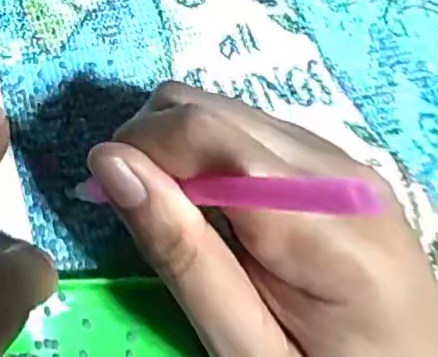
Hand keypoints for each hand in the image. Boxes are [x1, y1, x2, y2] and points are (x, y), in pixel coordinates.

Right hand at [86, 82, 437, 356]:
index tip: (100, 191)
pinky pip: (242, 124)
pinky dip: (205, 151)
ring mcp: (338, 156)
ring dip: (176, 144)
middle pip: (208, 106)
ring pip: (218, 106)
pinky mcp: (329, 157)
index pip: (209, 135)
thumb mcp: (250, 354)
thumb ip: (181, 253)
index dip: (141, 146)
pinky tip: (212, 205)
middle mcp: (337, 169)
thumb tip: (107, 160)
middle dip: (150, 141)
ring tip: (176, 214)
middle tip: (138, 209)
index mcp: (330, 228)